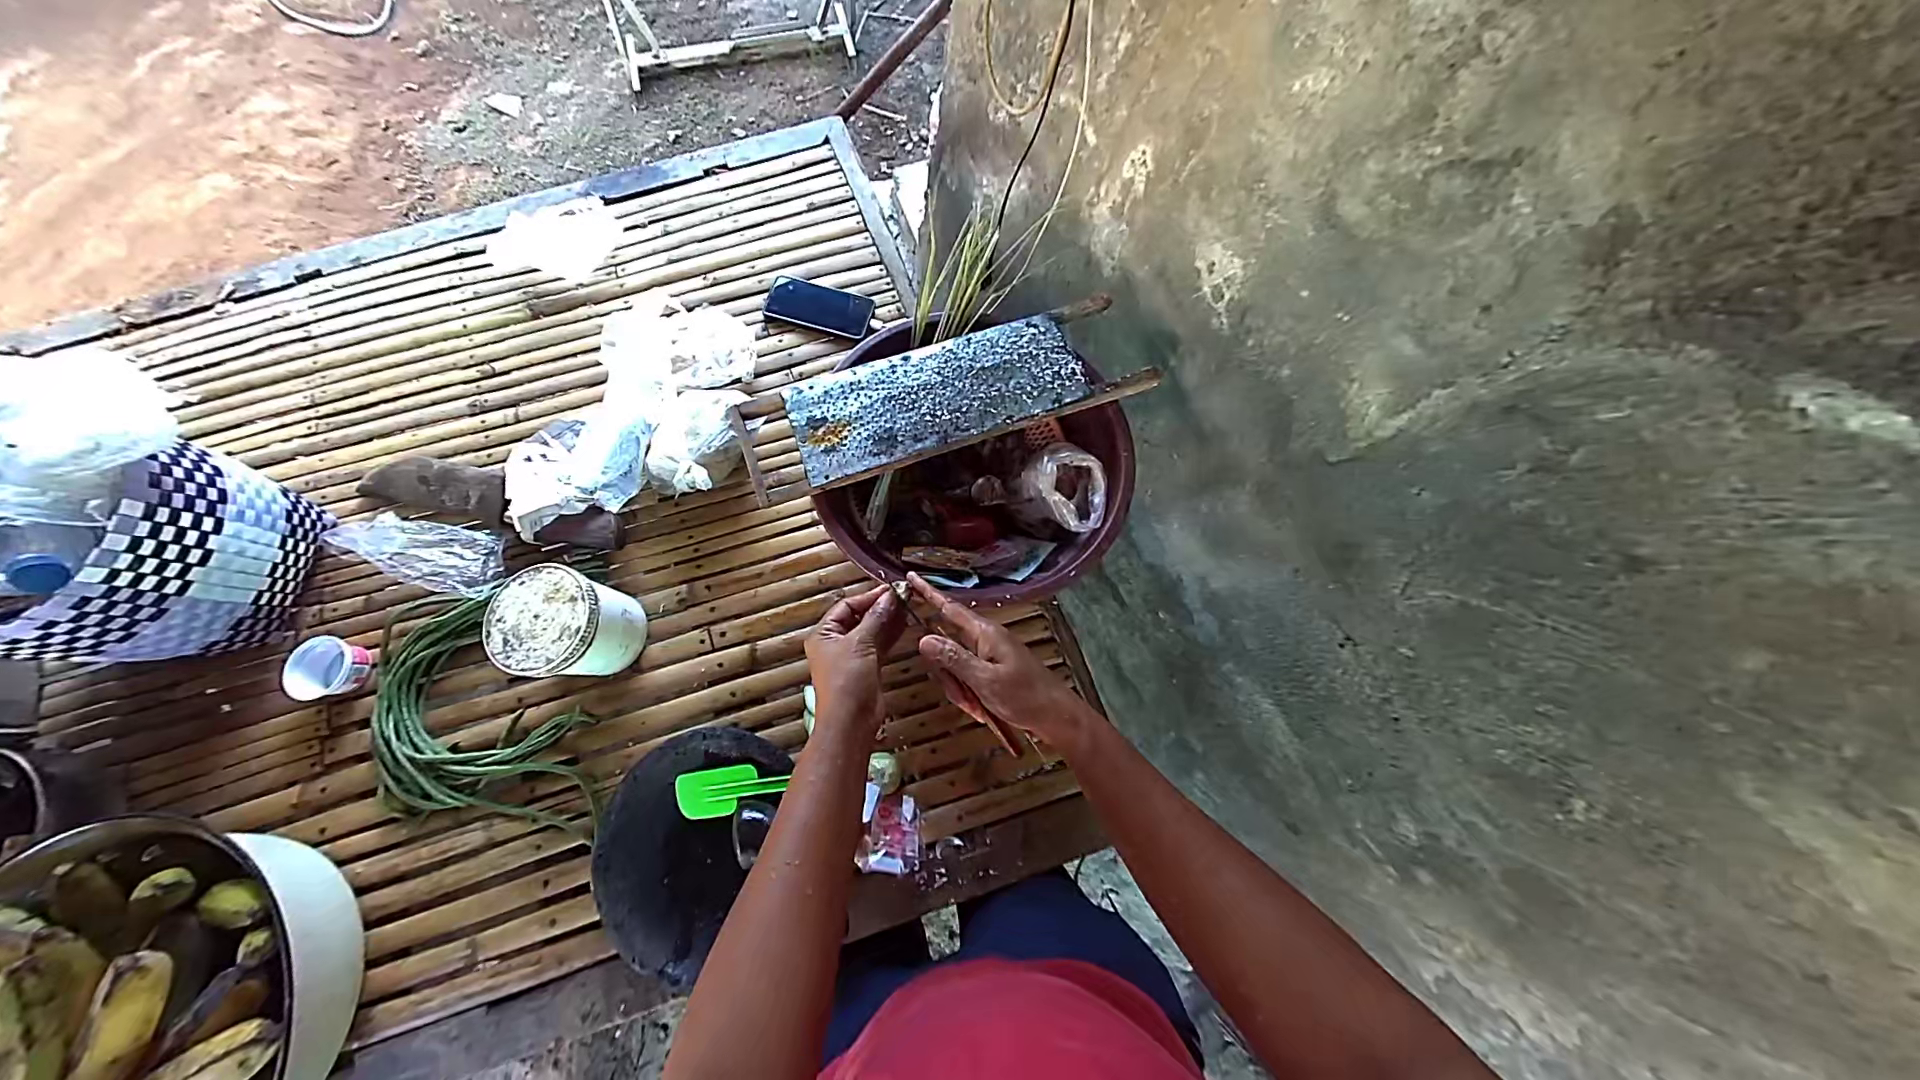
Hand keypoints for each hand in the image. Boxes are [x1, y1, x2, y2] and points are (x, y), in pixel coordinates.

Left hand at [804, 584, 905, 740]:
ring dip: (888, 618)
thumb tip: (890, 596)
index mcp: (824, 634)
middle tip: (902, 596)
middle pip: (860, 616)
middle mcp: (836, 642)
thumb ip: (876, 617)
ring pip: (872, 629)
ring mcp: (852, 655)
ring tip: (908, 605)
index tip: (891, 589)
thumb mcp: (860, 643)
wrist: (851, 721)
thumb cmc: (846, 682)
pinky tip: (905, 623)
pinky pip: (880, 643)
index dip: (869, 596)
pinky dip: (891, 633)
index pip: (847, 605)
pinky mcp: (867, 666)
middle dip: (880, 606)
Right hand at [906, 573, 1100, 754]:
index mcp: (984, 633)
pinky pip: (967, 678)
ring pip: (955, 667)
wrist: (1057, 717)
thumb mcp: (984, 680)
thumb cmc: (1026, 696)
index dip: (928, 593)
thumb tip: (924, 639)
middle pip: (946, 646)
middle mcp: (985, 639)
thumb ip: (952, 659)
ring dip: (961, 689)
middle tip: (964, 695)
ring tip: (978, 705)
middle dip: (948, 674)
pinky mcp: (992, 671)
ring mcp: (989, 656)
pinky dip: (970, 695)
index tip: (910, 577)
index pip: (949, 608)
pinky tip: (982, 709)